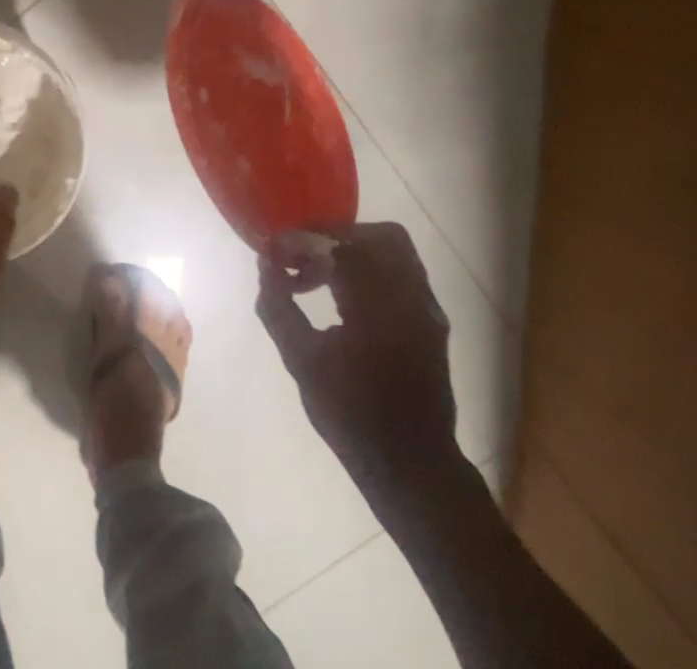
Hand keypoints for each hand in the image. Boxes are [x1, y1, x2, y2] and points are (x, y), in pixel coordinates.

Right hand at [256, 222, 458, 492]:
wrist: (409, 460)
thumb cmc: (349, 413)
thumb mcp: (301, 361)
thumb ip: (279, 308)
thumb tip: (266, 268)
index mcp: (379, 303)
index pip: (342, 246)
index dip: (304, 240)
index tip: (274, 250)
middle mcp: (412, 296)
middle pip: (379, 237)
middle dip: (334, 238)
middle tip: (299, 259)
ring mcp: (428, 309)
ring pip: (395, 254)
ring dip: (354, 255)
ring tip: (315, 280)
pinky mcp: (431, 323)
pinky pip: (402, 278)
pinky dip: (370, 274)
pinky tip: (342, 301)